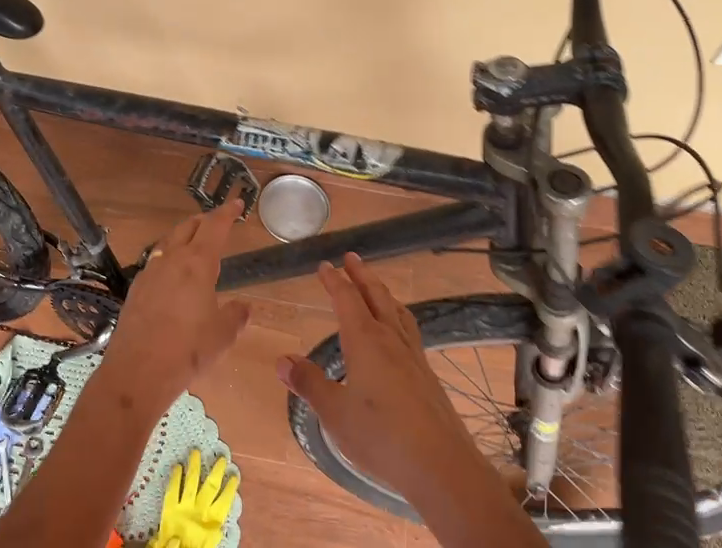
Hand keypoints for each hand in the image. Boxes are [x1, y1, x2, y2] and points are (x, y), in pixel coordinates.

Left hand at [98, 199, 251, 413]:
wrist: (137, 372)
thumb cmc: (187, 351)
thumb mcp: (222, 336)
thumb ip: (236, 316)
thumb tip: (243, 308)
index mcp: (197, 263)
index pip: (214, 226)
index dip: (227, 213)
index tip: (236, 203)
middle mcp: (171, 260)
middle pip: (188, 227)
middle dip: (204, 221)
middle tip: (216, 223)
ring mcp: (149, 273)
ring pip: (169, 243)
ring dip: (184, 238)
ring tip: (195, 248)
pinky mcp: (135, 290)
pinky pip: (156, 263)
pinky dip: (169, 259)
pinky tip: (173, 278)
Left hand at [148, 449, 237, 547]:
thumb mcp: (209, 544)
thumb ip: (214, 534)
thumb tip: (219, 526)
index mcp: (213, 521)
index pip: (225, 501)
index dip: (230, 488)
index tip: (235, 475)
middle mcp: (201, 509)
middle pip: (211, 486)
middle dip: (217, 471)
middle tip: (222, 458)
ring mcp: (185, 507)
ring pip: (192, 482)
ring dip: (195, 466)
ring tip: (196, 451)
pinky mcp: (170, 508)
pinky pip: (173, 490)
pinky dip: (175, 478)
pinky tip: (177, 465)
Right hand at [275, 254, 478, 501]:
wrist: (440, 464)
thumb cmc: (381, 437)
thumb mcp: (335, 413)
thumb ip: (309, 384)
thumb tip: (281, 360)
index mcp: (365, 341)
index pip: (346, 300)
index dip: (334, 281)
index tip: (324, 265)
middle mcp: (391, 339)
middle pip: (376, 296)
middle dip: (362, 275)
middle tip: (352, 257)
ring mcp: (413, 356)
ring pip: (397, 311)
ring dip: (382, 292)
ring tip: (376, 286)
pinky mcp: (426, 374)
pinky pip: (409, 330)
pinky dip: (398, 316)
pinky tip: (398, 332)